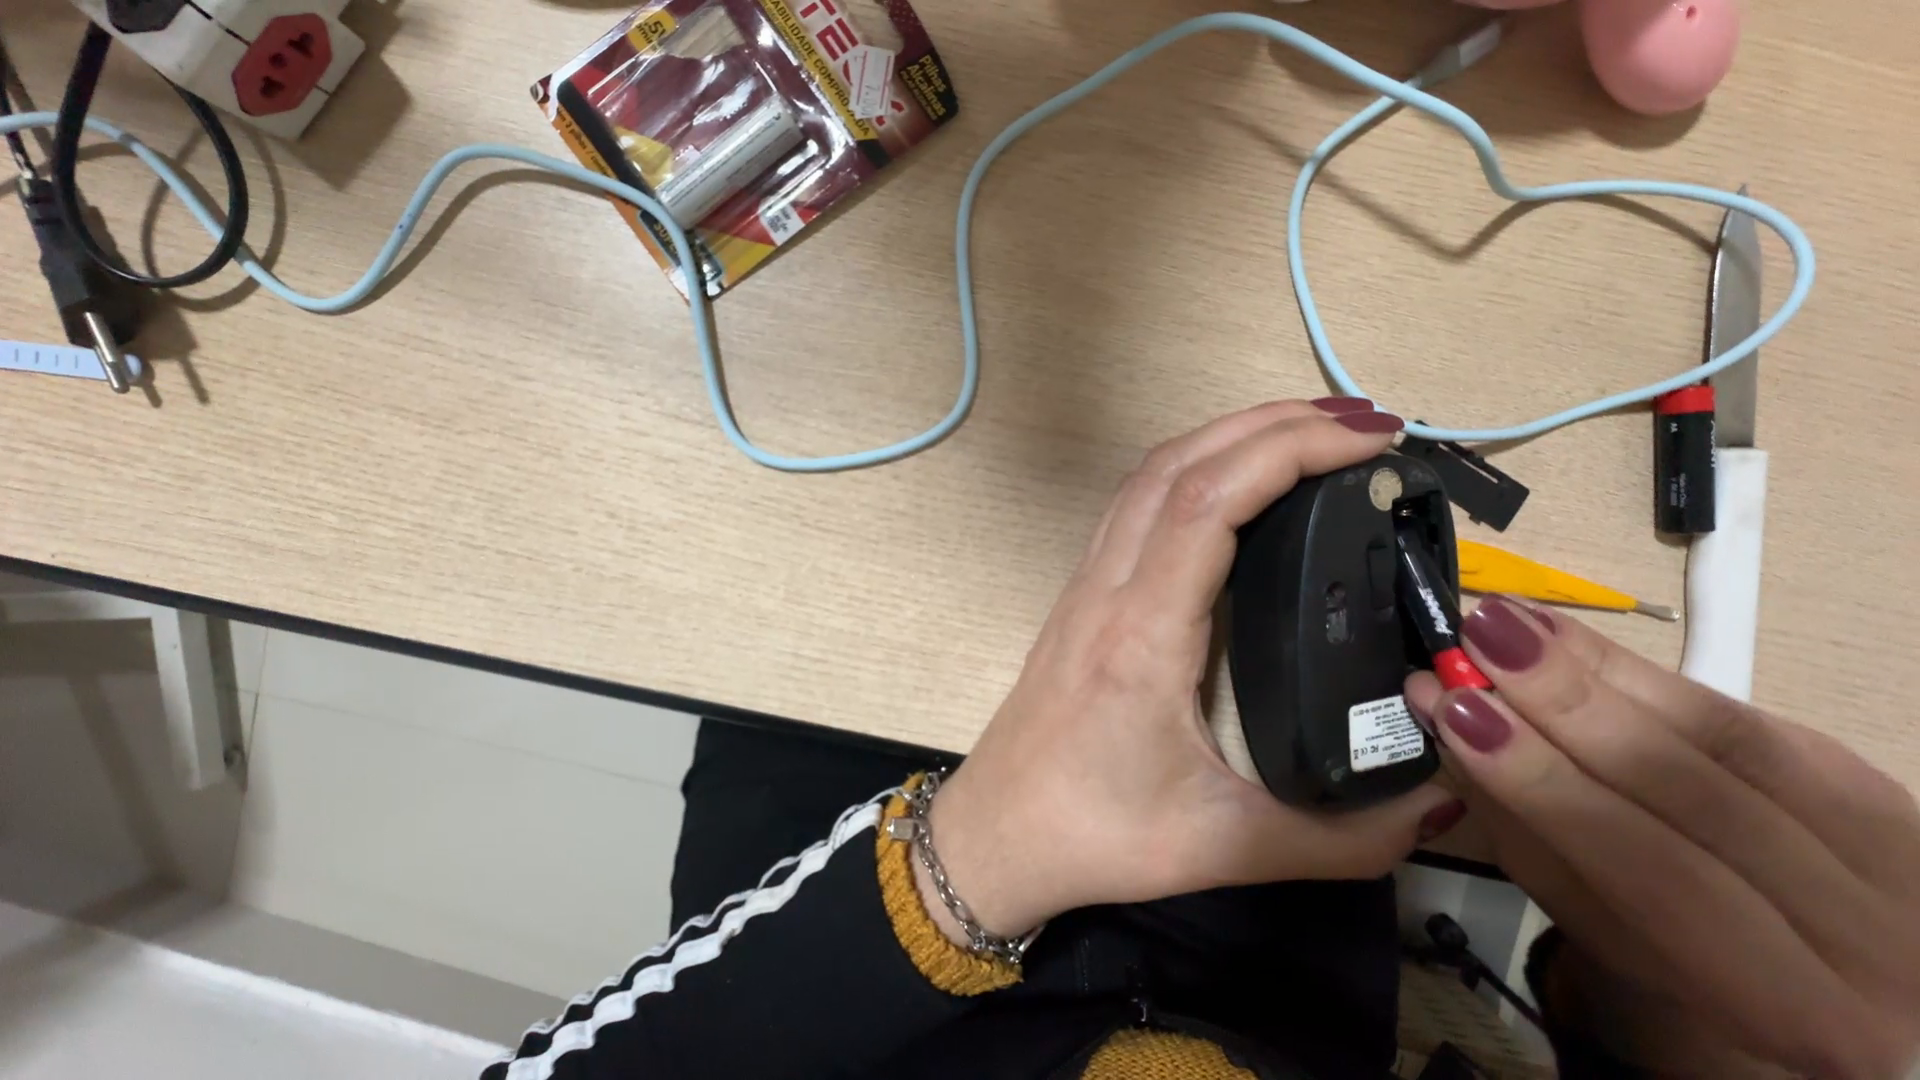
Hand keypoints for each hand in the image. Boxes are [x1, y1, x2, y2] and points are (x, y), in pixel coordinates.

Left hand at [921, 399, 1460, 941]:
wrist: (997, 834)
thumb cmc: (1093, 836)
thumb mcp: (1225, 848)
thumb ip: (1341, 837)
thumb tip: (1434, 807)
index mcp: (1142, 635)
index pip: (1208, 502)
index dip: (1289, 450)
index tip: (1370, 439)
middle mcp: (1107, 589)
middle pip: (1178, 466)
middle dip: (1271, 424)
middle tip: (1362, 423)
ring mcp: (1085, 585)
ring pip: (1148, 476)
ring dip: (1226, 436)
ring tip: (1309, 432)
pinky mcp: (1080, 595)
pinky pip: (1132, 503)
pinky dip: (1189, 468)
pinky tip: (1234, 481)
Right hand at [1406, 596, 1919, 1079]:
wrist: (1810, 963)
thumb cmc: (1669, 958)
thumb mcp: (1590, 920)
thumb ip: (1518, 817)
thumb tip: (1442, 710)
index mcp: (1794, 1007)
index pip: (1659, 875)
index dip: (1548, 784)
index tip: (1459, 710)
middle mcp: (1878, 938)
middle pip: (1702, 793)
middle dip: (1570, 705)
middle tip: (1478, 636)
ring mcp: (1897, 853)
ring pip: (1729, 740)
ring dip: (1602, 669)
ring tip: (1507, 619)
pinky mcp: (1880, 784)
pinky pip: (1748, 715)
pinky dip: (1642, 668)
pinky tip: (1565, 633)